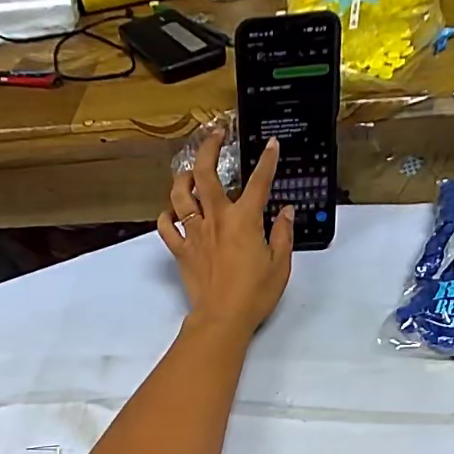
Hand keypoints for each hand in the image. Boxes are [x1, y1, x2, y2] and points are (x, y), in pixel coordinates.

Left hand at [157, 128, 293, 339]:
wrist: (223, 318)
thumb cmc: (253, 294)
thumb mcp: (280, 263)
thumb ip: (283, 233)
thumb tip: (286, 212)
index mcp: (244, 220)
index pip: (258, 181)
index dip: (266, 160)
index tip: (270, 146)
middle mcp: (216, 220)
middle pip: (205, 174)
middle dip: (209, 148)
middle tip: (215, 136)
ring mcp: (195, 234)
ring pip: (180, 195)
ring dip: (182, 178)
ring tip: (189, 172)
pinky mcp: (182, 251)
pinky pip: (166, 227)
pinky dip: (167, 216)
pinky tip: (173, 213)